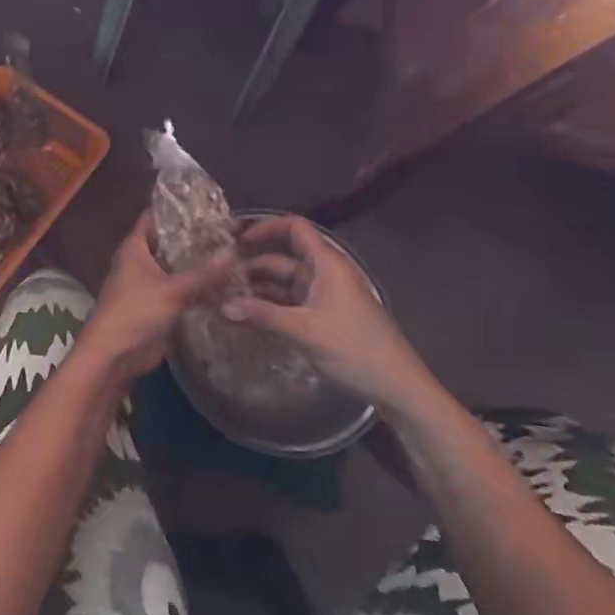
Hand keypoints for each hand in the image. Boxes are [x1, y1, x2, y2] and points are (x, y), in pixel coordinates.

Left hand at [77, 213, 234, 378]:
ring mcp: (150, 284)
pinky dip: (200, 289)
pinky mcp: (160, 306)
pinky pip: (183, 291)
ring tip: (238, 254)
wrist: (115, 354)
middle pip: (170, 243)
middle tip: (233, 231)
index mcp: (134, 248)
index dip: (177, 209)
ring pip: (178, 268)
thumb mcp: (172, 290)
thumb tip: (233, 251)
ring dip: (201, 266)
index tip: (208, 203)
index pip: (154, 217)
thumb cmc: (135, 312)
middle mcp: (141, 262)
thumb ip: (203, 273)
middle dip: (197, 239)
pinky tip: (229, 285)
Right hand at [223, 216, 441, 414]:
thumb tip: (223, 305)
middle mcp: (324, 275)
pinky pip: (287, 304)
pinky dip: (267, 308)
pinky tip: (243, 318)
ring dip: (256, 290)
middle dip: (251, 265)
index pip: (295, 229)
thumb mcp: (305, 330)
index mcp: (327, 265)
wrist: (397, 387)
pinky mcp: (321, 318)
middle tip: (218, 277)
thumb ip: (262, 315)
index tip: (236, 240)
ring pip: (282, 284)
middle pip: (282, 259)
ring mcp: (323, 297)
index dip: (266, 227)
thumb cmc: (355, 348)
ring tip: (223, 299)